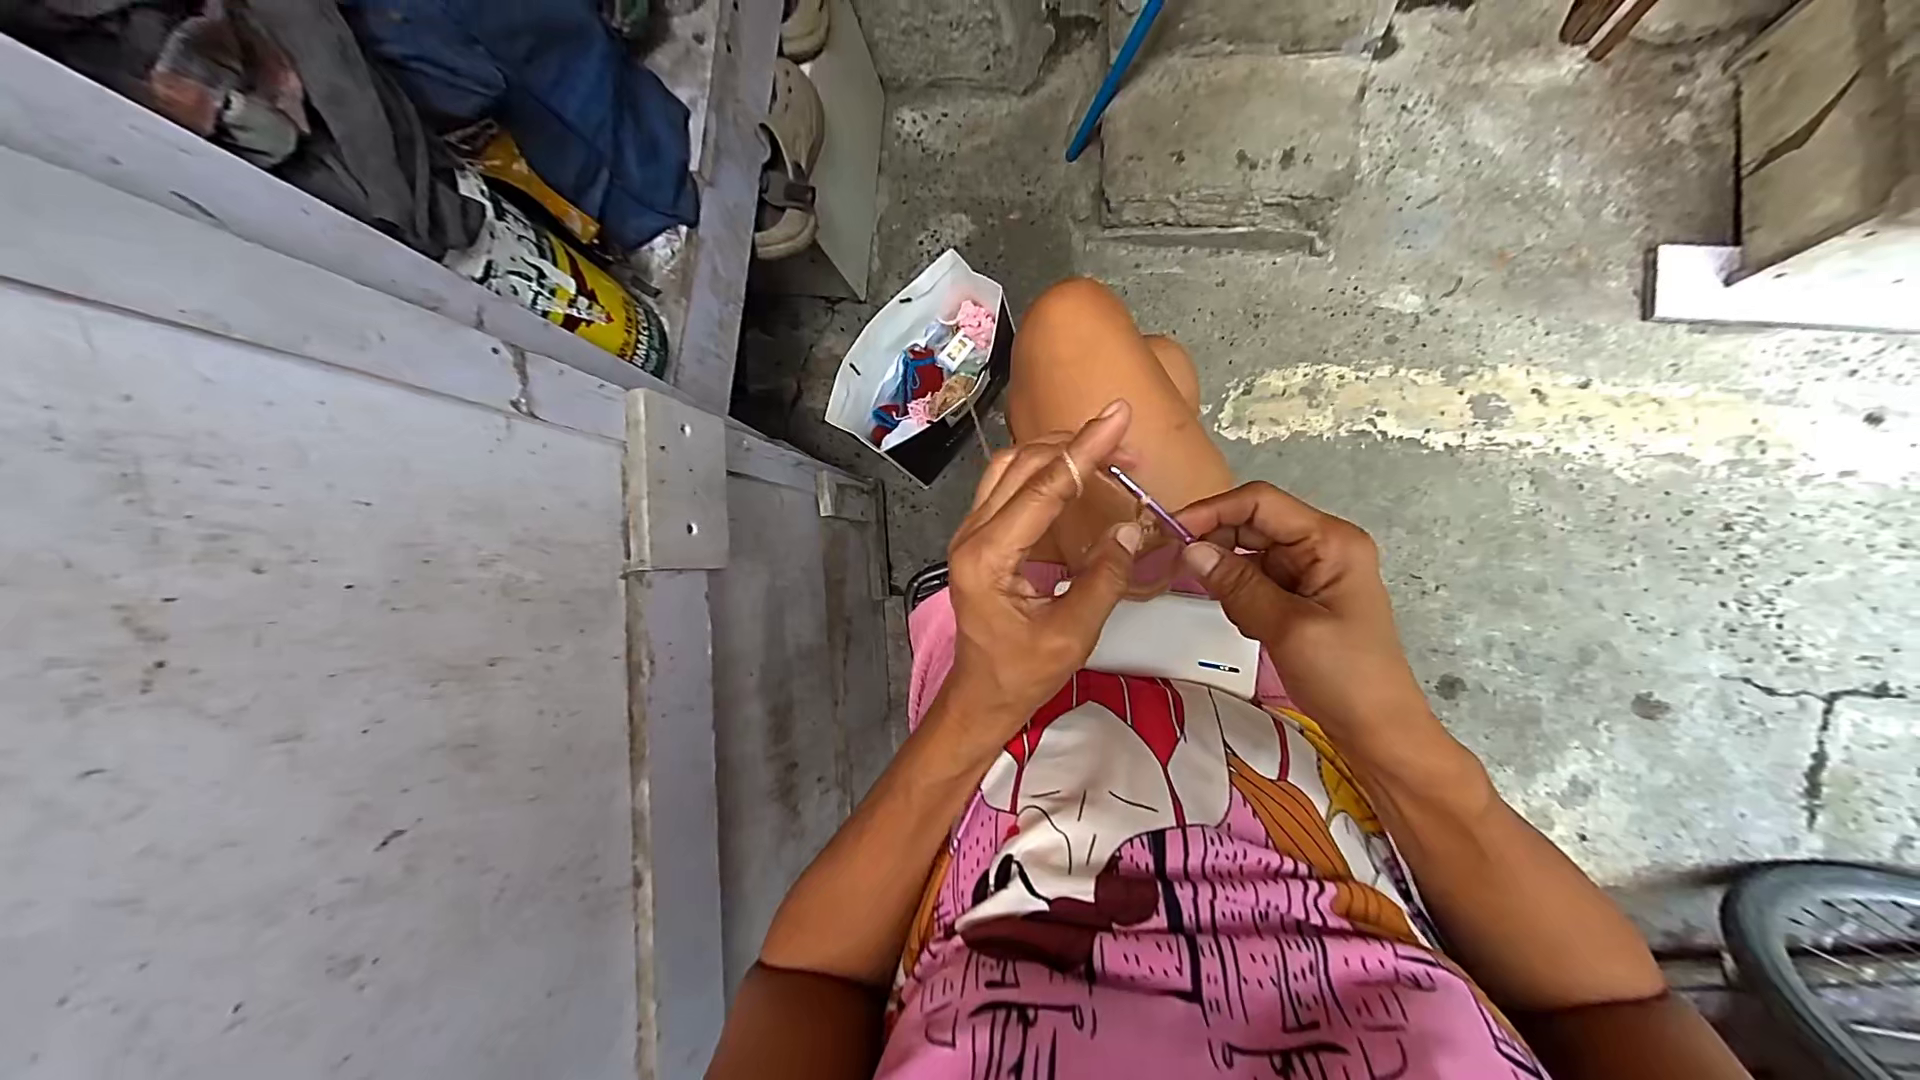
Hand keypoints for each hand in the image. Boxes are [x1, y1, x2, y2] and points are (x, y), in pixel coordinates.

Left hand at [941, 400, 1143, 737]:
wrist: (982, 693)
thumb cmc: (1020, 673)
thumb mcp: (1073, 634)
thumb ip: (1104, 578)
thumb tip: (1129, 530)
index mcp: (987, 558)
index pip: (1042, 488)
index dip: (1084, 450)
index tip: (1117, 419)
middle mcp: (972, 535)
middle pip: (1021, 465)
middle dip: (1074, 445)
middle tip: (1124, 444)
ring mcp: (972, 534)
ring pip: (1011, 469)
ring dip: (1056, 453)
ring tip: (1104, 454)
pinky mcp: (981, 538)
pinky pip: (1009, 488)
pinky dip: (1044, 474)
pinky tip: (1075, 478)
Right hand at [1175, 482, 1429, 740]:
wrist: (1376, 729)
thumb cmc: (1346, 677)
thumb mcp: (1286, 627)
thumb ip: (1236, 584)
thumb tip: (1190, 550)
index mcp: (1331, 541)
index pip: (1260, 503)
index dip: (1213, 511)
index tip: (1172, 530)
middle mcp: (1321, 547)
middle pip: (1251, 523)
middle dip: (1216, 544)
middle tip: (1179, 567)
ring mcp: (1309, 571)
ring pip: (1247, 552)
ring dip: (1229, 576)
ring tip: (1239, 614)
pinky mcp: (1298, 594)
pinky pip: (1253, 578)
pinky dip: (1238, 595)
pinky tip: (1250, 623)